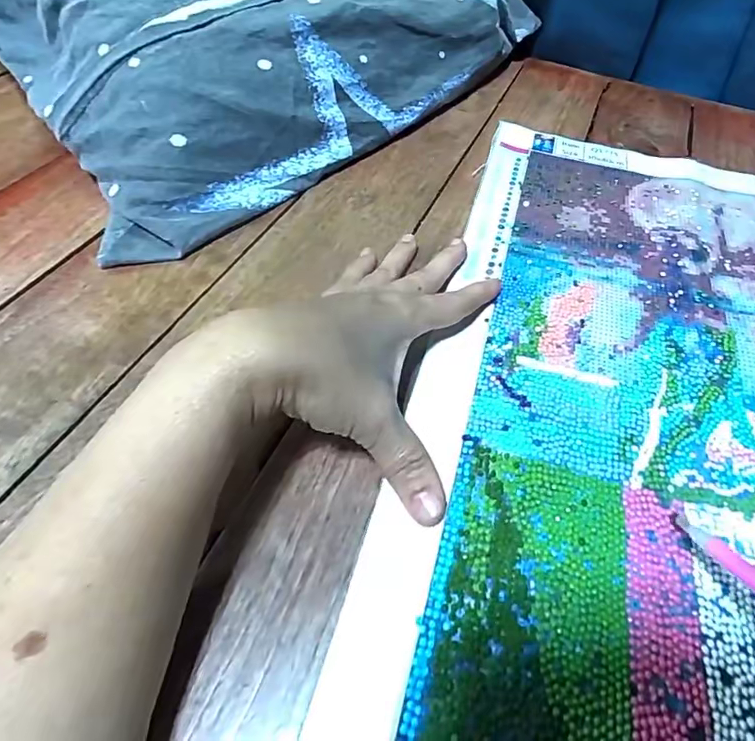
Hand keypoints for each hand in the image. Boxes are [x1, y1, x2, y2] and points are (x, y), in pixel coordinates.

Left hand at [206, 234, 499, 526]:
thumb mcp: (372, 422)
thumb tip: (435, 515)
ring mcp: (343, 300)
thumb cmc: (326, 381)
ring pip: (379, 273)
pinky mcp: (313, 304)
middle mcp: (376, 303)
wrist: (258, 355)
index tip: (496, 276)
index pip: (448, 308)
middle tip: (461, 241)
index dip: (474, 296)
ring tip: (407, 239)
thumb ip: (405, 464)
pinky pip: (343, 280)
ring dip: (396, 259)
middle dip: (442, 265)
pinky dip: (354, 269)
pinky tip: (355, 261)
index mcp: (400, 323)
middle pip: (418, 280)